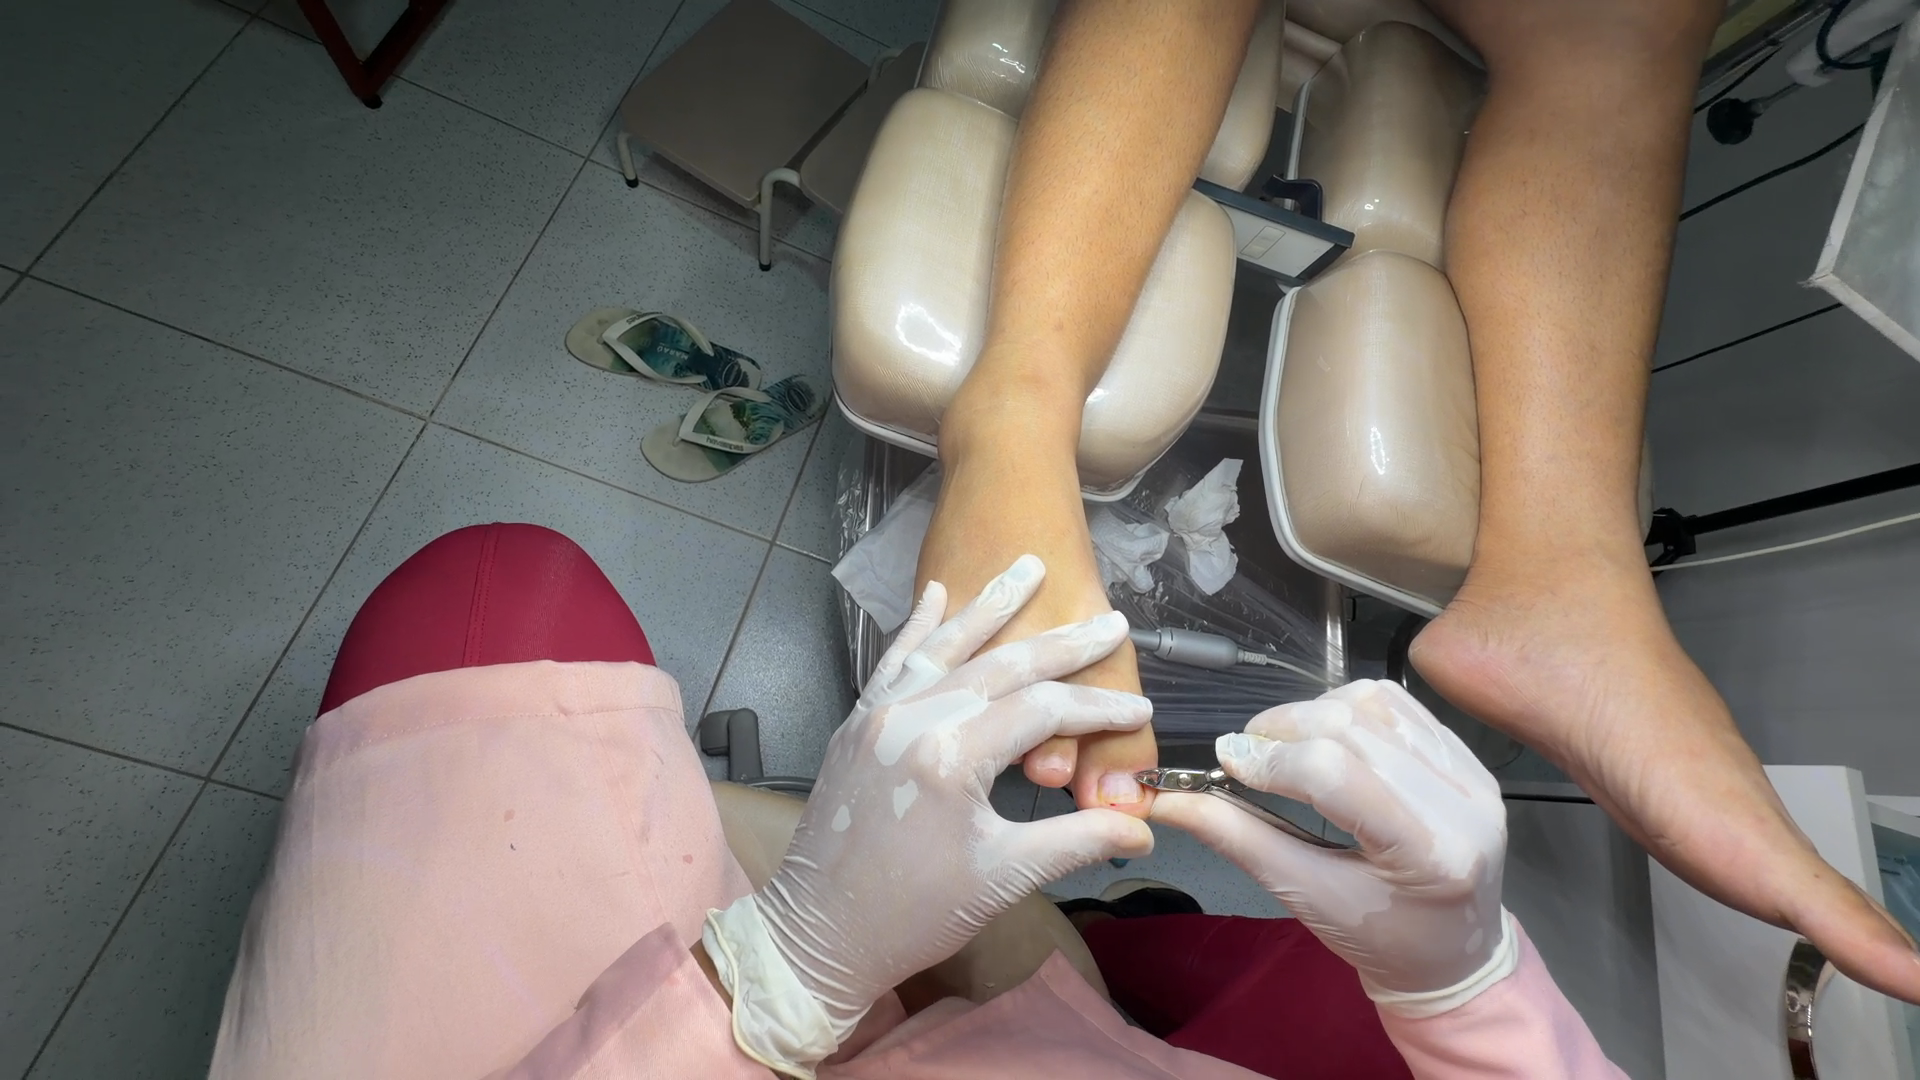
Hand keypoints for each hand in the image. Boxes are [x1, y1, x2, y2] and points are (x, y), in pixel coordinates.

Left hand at [702, 556, 1154, 1071]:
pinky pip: (894, 658)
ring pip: (946, 645)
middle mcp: (913, 715)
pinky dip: (919, 624)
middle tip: (1110, 620)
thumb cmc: (914, 913)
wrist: (817, 932)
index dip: (1098, 707)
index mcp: (951, 755)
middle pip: (1002, 666)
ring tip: (1028, 566)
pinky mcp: (859, 717)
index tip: (1141, 706)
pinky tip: (937, 590)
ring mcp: (880, 710)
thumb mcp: (1003, 878)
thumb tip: (1145, 828)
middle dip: (1063, 644)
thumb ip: (1076, 841)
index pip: (1042, 711)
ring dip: (990, 604)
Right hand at [1151, 680, 1511, 1011]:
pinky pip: (1393, 701)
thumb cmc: (1378, 938)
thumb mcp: (1302, 896)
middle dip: (1279, 729)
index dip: (1267, 759)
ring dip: (1311, 713)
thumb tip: (1163, 799)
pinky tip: (1327, 736)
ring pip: (1368, 701)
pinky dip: (1345, 706)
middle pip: (1346, 724)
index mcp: (1429, 853)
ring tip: (1287, 746)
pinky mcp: (1467, 754)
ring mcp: (1470, 772)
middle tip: (1247, 753)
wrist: (1458, 956)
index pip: (1331, 772)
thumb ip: (1234, 837)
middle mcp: (1461, 802)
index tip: (1225, 762)